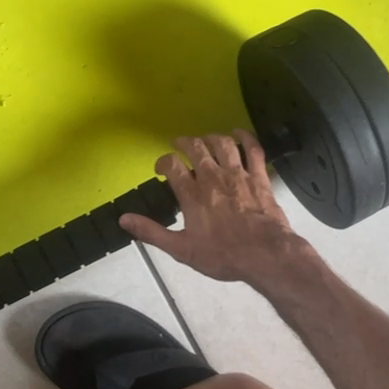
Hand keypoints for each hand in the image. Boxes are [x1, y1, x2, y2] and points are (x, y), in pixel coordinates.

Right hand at [120, 130, 317, 286]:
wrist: (265, 254)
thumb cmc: (223, 255)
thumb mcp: (182, 250)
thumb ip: (152, 232)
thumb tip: (124, 220)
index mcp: (192, 195)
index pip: (173, 166)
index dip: (164, 162)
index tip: (161, 167)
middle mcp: (213, 178)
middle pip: (197, 148)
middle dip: (185, 142)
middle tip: (180, 144)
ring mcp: (238, 175)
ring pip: (223, 144)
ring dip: (211, 138)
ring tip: (205, 139)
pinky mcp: (259, 177)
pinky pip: (252, 149)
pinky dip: (245, 137)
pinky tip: (239, 133)